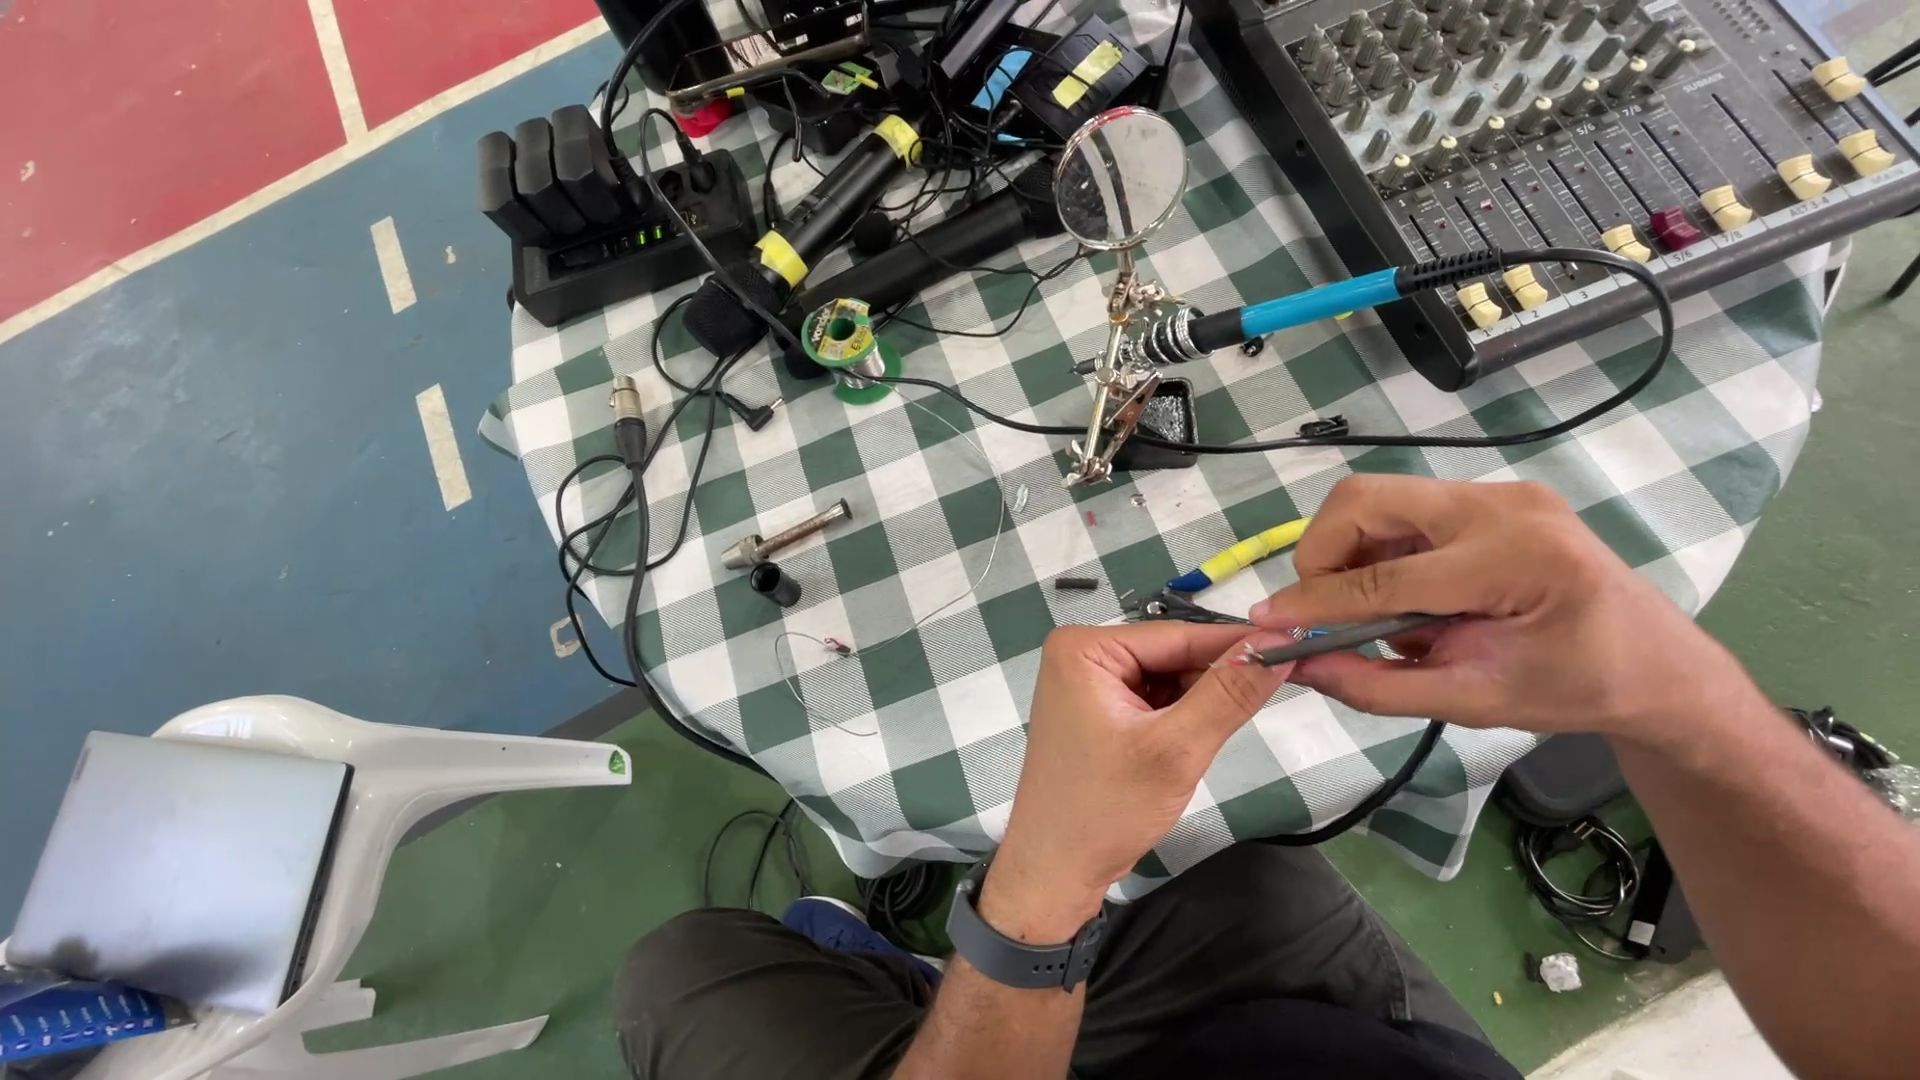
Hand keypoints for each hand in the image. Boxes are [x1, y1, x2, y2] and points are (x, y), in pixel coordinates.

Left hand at [983, 622, 1295, 940]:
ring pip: (1166, 678)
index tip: (1299, 641)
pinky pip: (1152, 699)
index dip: (1238, 643)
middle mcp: (1080, 654)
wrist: (1055, 869)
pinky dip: (1181, 717)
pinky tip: (1196, 739)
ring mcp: (1086, 683)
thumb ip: (1229, 694)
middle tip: (1281, 688)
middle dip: (1217, 678)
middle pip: (1170, 654)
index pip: (1176, 635)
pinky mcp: (1096, 710)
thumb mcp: (1176, 749)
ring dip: (1199, 702)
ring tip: (1232, 723)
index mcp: (1084, 647)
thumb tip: (1277, 647)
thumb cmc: (1106, 808)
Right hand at [1249, 474, 1743, 744]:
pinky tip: (1400, 591)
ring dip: (1347, 552)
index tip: (1266, 622)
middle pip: (1365, 499)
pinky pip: (1400, 508)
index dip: (1315, 602)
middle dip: (1321, 553)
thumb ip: (1376, 685)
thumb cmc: (1576, 691)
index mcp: (1516, 560)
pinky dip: (1375, 550)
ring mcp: (1497, 493)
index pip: (1385, 576)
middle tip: (1321, 606)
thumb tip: (1296, 664)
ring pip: (1376, 498)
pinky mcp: (1487, 496)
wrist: (1658, 664)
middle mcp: (1503, 506)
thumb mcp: (1472, 702)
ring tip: (1370, 607)